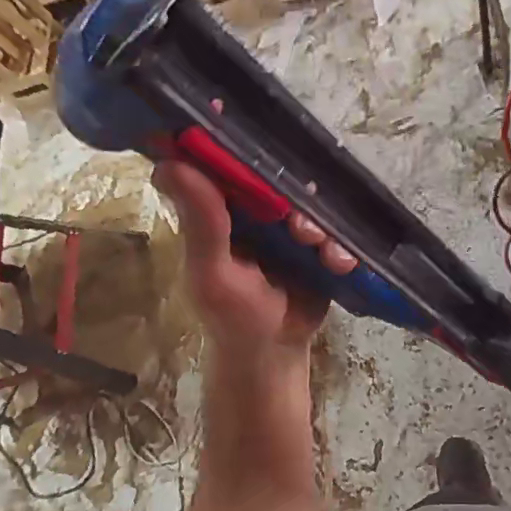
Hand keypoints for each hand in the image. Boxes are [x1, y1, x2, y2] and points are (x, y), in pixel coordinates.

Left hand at [152, 160, 356, 359]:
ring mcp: (287, 228)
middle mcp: (254, 212)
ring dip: (322, 227)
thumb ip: (201, 224)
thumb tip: (169, 166)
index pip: (229, 164)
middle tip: (302, 229)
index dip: (246, 155)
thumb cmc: (232, 317)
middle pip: (280, 181)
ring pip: (312, 207)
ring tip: (324, 252)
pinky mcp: (317, 246)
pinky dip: (341, 245)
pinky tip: (340, 264)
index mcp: (220, 211)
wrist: (275, 355)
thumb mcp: (212, 273)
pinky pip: (335, 232)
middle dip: (298, 200)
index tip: (265, 158)